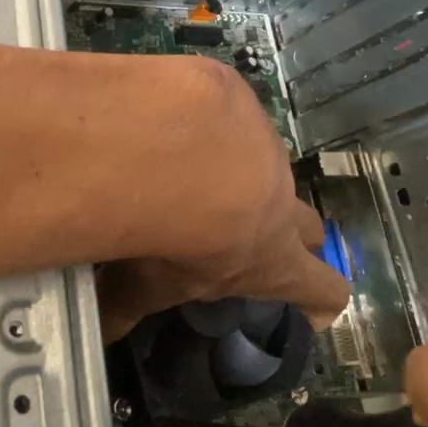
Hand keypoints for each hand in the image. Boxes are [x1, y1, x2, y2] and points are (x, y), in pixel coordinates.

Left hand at [92, 58, 349, 341]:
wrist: (165, 147)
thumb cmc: (166, 234)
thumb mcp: (143, 283)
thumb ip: (125, 307)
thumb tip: (104, 331)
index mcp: (272, 257)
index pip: (323, 288)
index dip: (321, 301)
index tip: (314, 311)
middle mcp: (278, 198)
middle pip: (310, 224)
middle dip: (292, 234)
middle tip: (255, 236)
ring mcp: (261, 141)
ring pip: (263, 161)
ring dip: (237, 170)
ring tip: (188, 168)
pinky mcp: (233, 95)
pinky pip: (224, 110)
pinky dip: (200, 118)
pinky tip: (162, 117)